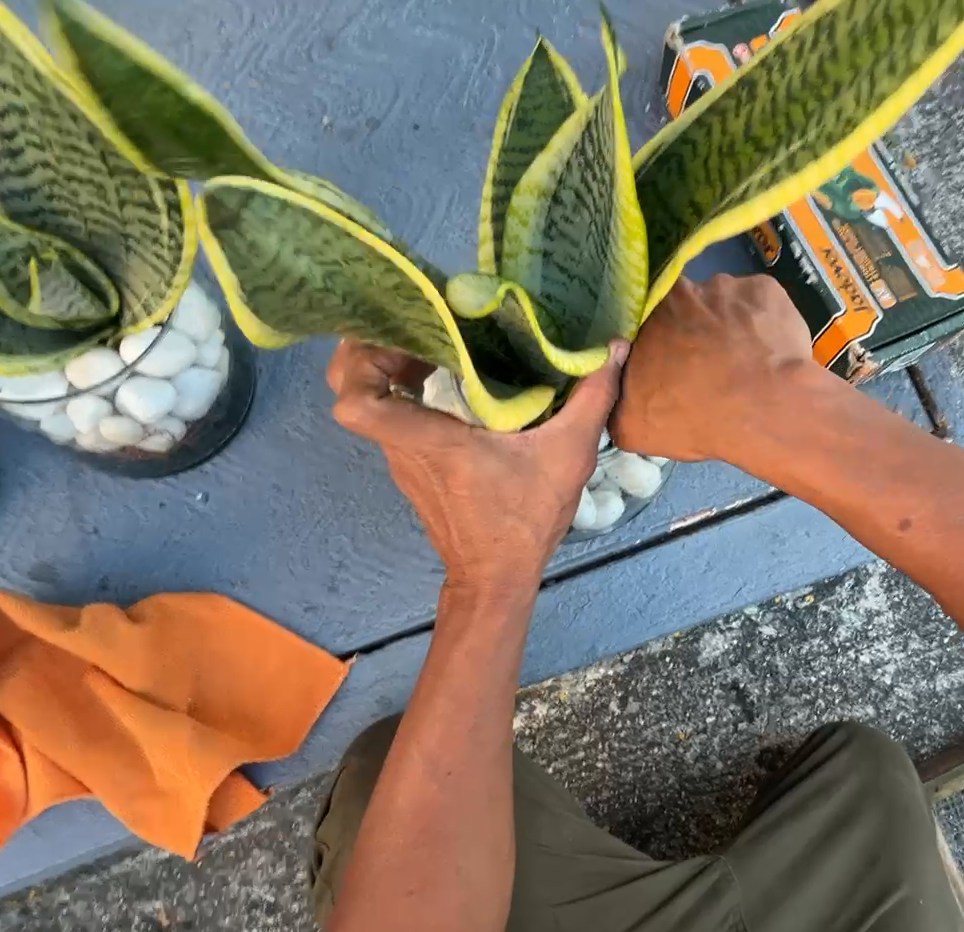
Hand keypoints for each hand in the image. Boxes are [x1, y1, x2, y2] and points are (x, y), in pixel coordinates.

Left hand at [328, 340, 623, 597]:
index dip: (361, 360)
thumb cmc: (525, 519)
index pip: (356, 402)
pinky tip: (446, 376)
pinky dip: (404, 390)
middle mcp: (403, 446)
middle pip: (347, 384)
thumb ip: (592, 399)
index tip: (402, 331)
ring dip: (390, 364)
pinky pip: (390, 417)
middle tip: (418, 323)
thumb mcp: (568, 456)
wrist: (497, 577)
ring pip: (369, 399)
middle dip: (371, 344)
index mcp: (429, 441)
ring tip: (434, 339)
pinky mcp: (410, 467)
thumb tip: (615, 348)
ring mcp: (401, 459)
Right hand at [610, 275, 830, 462]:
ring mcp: (727, 285)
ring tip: (742, 364)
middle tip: (706, 368)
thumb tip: (615, 395)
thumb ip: (616, 403)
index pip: (642, 325)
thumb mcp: (633, 429)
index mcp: (645, 316)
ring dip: (728, 329)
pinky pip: (756, 304)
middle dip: (692, 334)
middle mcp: (683, 289)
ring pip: (722, 306)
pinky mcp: (765, 289)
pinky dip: (759, 324)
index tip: (668, 370)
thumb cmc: (696, 418)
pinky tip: (766, 352)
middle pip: (683, 311)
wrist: (766, 410)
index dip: (656, 347)